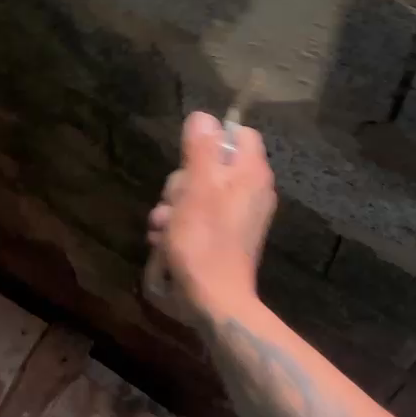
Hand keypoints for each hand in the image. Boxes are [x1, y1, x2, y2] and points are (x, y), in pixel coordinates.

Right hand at [148, 111, 276, 323]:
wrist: (216, 301)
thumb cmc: (204, 239)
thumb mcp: (197, 185)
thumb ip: (201, 147)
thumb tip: (204, 116)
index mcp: (252, 172)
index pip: (239, 133)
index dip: (211, 138)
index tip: (188, 156)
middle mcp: (253, 189)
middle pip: (213, 164)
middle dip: (182, 180)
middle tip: (172, 201)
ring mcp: (242, 215)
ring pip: (201, 192)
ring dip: (175, 206)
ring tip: (162, 227)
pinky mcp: (229, 237)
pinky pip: (203, 217)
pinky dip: (182, 225)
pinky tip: (165, 240)